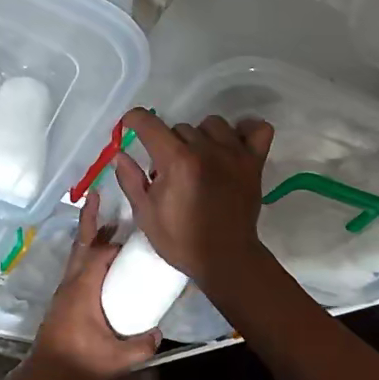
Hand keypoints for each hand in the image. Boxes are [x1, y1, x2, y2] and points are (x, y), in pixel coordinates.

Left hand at [21, 190, 159, 379]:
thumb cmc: (77, 364)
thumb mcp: (117, 358)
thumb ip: (143, 345)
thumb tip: (160, 331)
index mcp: (82, 289)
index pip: (100, 254)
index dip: (118, 242)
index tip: (138, 235)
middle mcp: (71, 284)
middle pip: (82, 244)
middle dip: (91, 220)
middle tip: (98, 195)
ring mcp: (65, 293)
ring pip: (78, 255)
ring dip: (91, 237)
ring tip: (108, 223)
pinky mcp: (64, 302)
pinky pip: (77, 269)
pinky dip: (89, 256)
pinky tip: (102, 263)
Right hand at [114, 108, 275, 288]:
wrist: (225, 258)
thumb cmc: (181, 240)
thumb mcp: (146, 214)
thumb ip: (131, 179)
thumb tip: (120, 154)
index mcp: (177, 161)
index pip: (148, 123)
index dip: (133, 121)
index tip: (130, 129)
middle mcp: (207, 149)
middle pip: (180, 128)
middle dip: (169, 145)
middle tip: (170, 171)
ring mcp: (235, 154)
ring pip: (213, 125)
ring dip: (202, 137)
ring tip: (200, 160)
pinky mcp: (255, 162)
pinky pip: (258, 130)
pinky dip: (246, 131)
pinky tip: (233, 144)